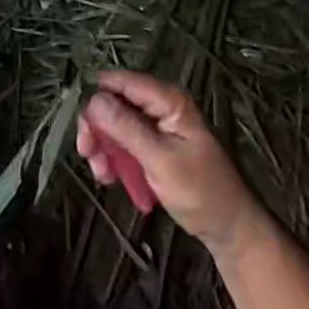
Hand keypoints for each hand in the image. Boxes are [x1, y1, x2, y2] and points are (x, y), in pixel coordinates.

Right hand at [76, 70, 266, 257]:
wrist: (226, 227)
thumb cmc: (200, 191)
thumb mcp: (160, 160)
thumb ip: (126, 128)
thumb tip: (93, 99)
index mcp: (168, 100)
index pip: (122, 82)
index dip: (96, 96)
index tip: (82, 124)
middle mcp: (159, 106)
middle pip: (113, 102)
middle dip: (97, 127)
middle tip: (87, 153)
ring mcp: (155, 125)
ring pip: (113, 123)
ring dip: (102, 146)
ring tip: (102, 173)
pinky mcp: (151, 144)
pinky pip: (122, 141)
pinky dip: (112, 157)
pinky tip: (109, 177)